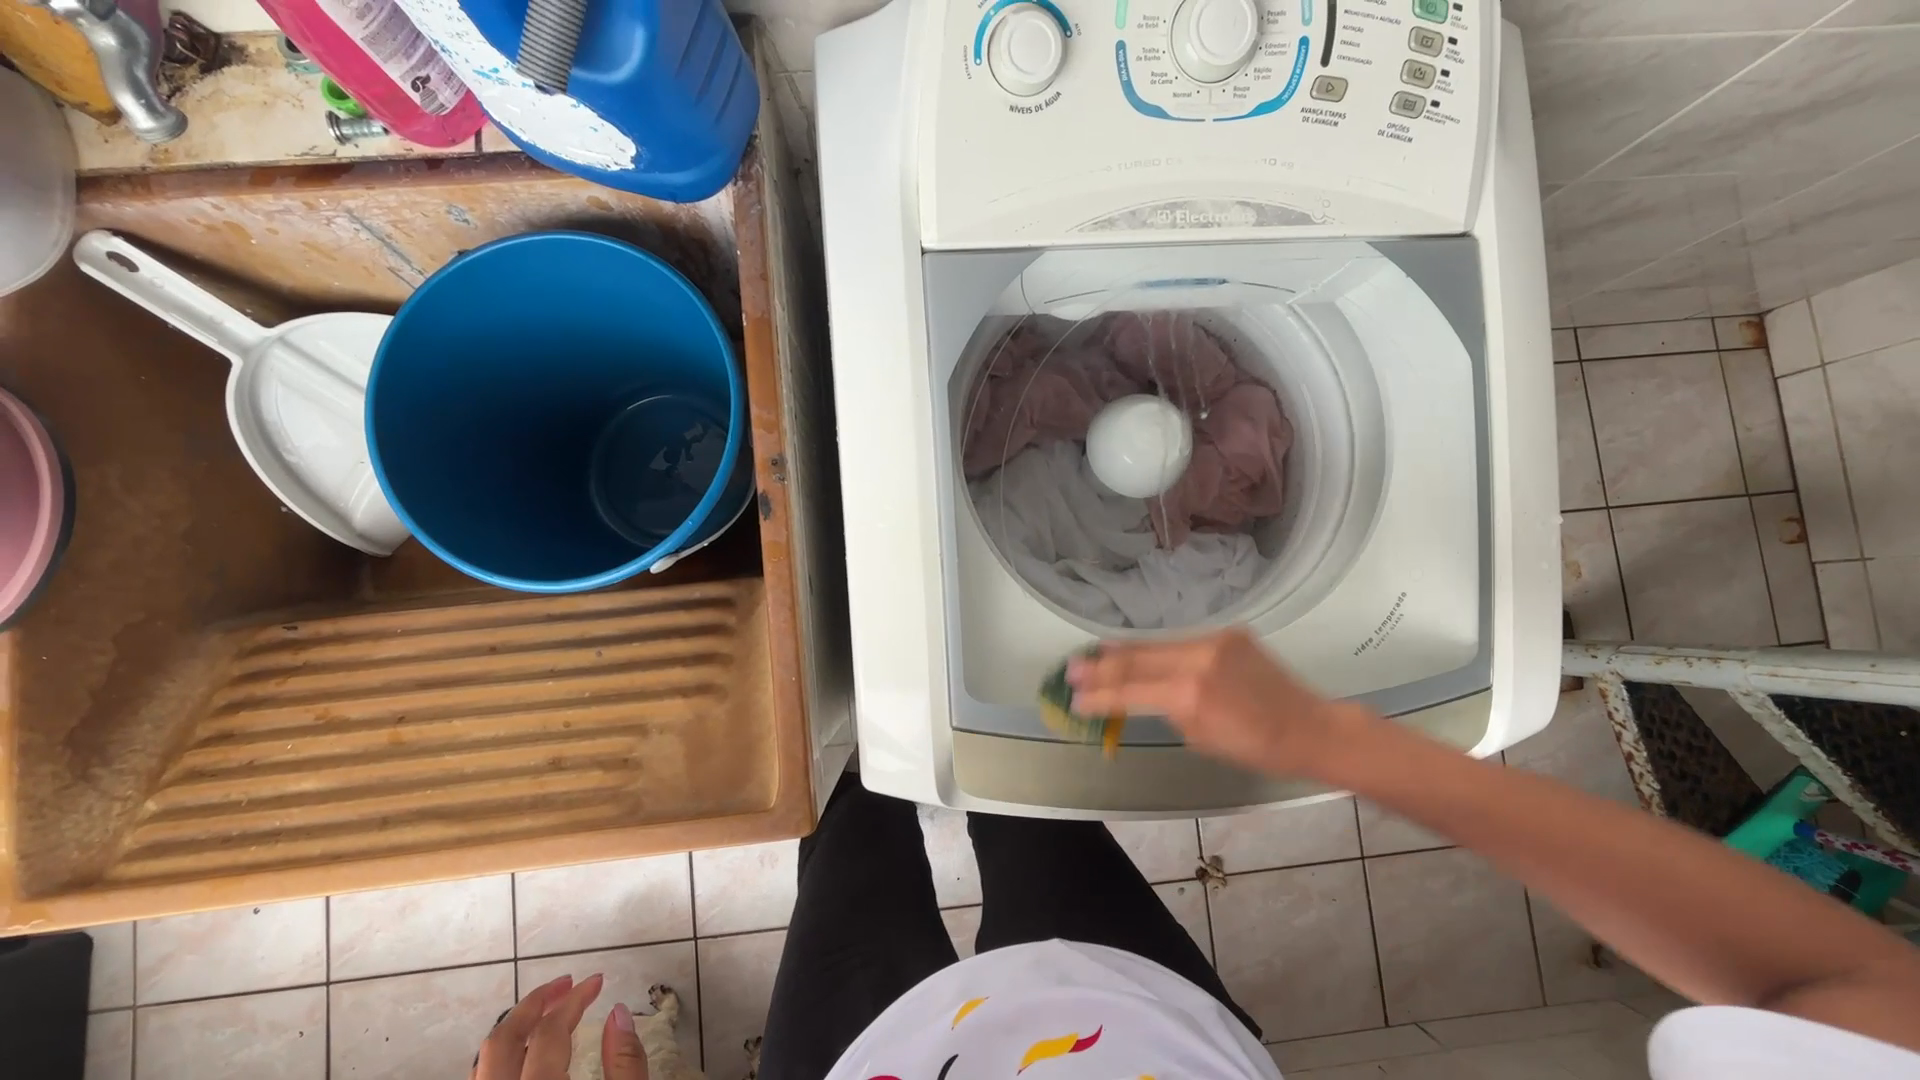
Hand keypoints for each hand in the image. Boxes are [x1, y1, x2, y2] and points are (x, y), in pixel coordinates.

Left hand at [473, 974, 648, 1079]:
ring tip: (545, 1013)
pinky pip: (481, 1079)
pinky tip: (525, 1055)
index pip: (549, 1033)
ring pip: (482, 1063)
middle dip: (535, 1003)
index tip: (597, 981)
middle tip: (565, 983)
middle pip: (502, 1041)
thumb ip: (625, 1064)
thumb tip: (619, 1014)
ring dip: (514, 1029)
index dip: (574, 1000)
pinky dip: (502, 1058)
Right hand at [1067, 627, 1371, 775]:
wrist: (1308, 727)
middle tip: (1071, 668)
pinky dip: (1158, 650)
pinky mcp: (1228, 633)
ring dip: (1124, 652)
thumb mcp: (1201, 738)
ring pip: (1157, 645)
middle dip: (1101, 665)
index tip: (1075, 697)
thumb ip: (1170, 710)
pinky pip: (1182, 642)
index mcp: (1189, 693)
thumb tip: (1147, 695)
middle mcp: (1198, 659)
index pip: (1130, 691)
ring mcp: (1214, 641)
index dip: (1099, 695)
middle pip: (1136, 658)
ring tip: (1095, 655)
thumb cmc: (1256, 748)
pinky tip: (1140, 652)